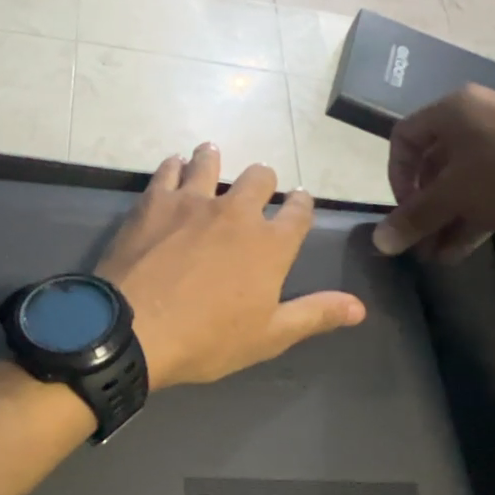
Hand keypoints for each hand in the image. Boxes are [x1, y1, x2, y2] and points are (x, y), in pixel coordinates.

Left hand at [96, 144, 366, 390]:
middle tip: (257, 186)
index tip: (299, 200)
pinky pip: (168, 171)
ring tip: (212, 155)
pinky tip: (174, 165)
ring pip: (210, 162)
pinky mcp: (155, 202)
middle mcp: (237, 212)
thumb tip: (359, 307)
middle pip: (259, 177)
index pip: (298, 212)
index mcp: (270, 245)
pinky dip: (174, 165)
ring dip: (214, 158)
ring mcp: (193, 202)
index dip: (301, 204)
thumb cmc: (207, 339)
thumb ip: (314, 315)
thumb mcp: (269, 337)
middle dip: (263, 179)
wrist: (135, 328)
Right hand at [372, 85, 494, 261]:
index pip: (406, 135)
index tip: (403, 210)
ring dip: (449, 216)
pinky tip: (467, 248)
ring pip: (470, 176)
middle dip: (425, 205)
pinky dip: (479, 213)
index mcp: (458, 107)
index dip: (396, 175)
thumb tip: (379, 243)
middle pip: (439, 159)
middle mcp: (488, 113)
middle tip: (419, 237)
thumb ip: (412, 218)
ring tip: (439, 254)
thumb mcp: (450, 198)